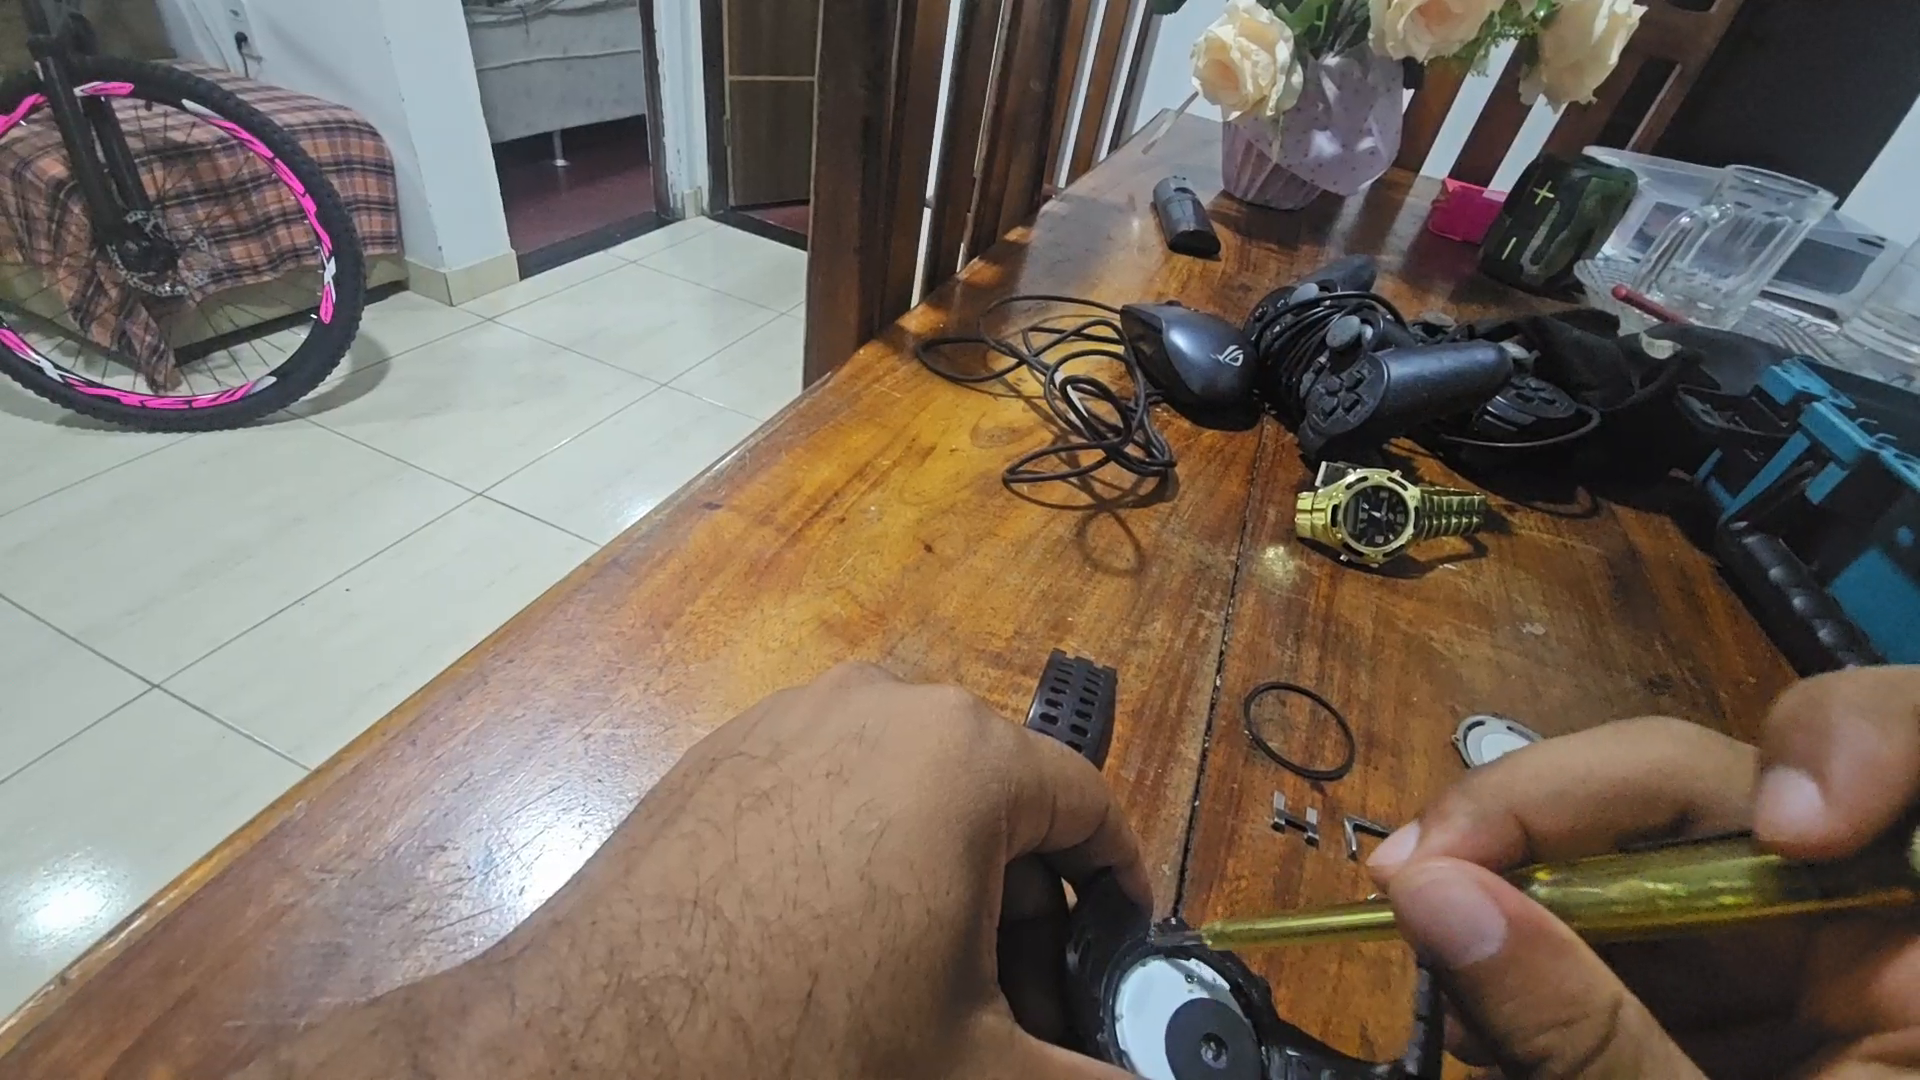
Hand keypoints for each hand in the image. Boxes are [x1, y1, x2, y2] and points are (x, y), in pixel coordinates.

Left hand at [236, 663, 1145, 1079]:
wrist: (588, 1048)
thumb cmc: (806, 1044)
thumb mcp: (972, 1068)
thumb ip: (1092, 1078)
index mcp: (965, 752)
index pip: (1086, 796)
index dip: (1116, 874)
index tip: (1118, 937)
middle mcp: (891, 698)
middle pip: (1001, 782)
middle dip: (1024, 876)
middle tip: (1006, 975)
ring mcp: (806, 706)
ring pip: (920, 768)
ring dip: (948, 847)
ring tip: (920, 946)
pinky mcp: (742, 735)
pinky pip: (842, 765)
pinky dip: (869, 824)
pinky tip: (829, 909)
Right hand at [1367, 666, 1919, 1078]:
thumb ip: (1586, 1034)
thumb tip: (1424, 887)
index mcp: (1917, 951)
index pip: (1909, 748)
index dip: (1850, 740)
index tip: (1793, 826)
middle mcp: (1826, 907)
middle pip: (1679, 778)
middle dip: (1533, 806)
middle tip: (1415, 866)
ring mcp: (1733, 933)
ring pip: (1590, 833)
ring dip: (1493, 872)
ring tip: (1426, 940)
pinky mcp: (1663, 962)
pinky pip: (1562, 901)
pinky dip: (1499, 931)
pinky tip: (1469, 991)